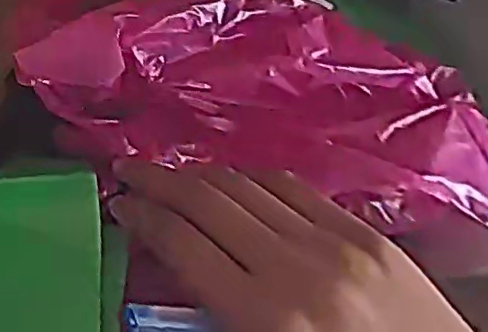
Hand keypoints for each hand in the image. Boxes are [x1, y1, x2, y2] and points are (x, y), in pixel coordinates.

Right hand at [110, 161, 472, 331]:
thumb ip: (217, 316)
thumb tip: (170, 266)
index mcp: (270, 319)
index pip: (181, 242)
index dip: (141, 215)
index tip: (119, 203)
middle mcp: (297, 269)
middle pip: (202, 199)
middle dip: (155, 179)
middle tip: (126, 169)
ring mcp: (337, 243)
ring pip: (241, 182)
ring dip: (196, 173)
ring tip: (171, 174)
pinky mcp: (368, 233)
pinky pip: (289, 185)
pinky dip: (250, 178)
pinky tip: (233, 182)